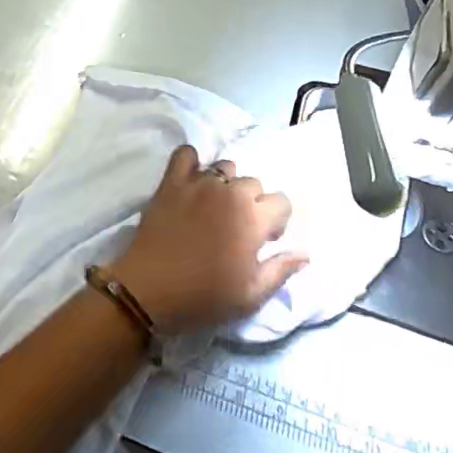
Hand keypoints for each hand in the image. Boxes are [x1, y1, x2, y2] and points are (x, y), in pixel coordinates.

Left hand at [109, 146, 308, 334]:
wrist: (147, 293)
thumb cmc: (203, 297)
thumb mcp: (250, 296)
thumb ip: (281, 270)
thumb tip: (305, 253)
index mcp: (255, 218)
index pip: (282, 202)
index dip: (276, 222)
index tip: (262, 241)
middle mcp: (232, 192)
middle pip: (254, 184)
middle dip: (251, 204)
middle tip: (235, 229)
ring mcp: (200, 182)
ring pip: (225, 169)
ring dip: (225, 185)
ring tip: (212, 208)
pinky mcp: (172, 182)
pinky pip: (186, 155)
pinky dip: (191, 164)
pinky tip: (190, 182)